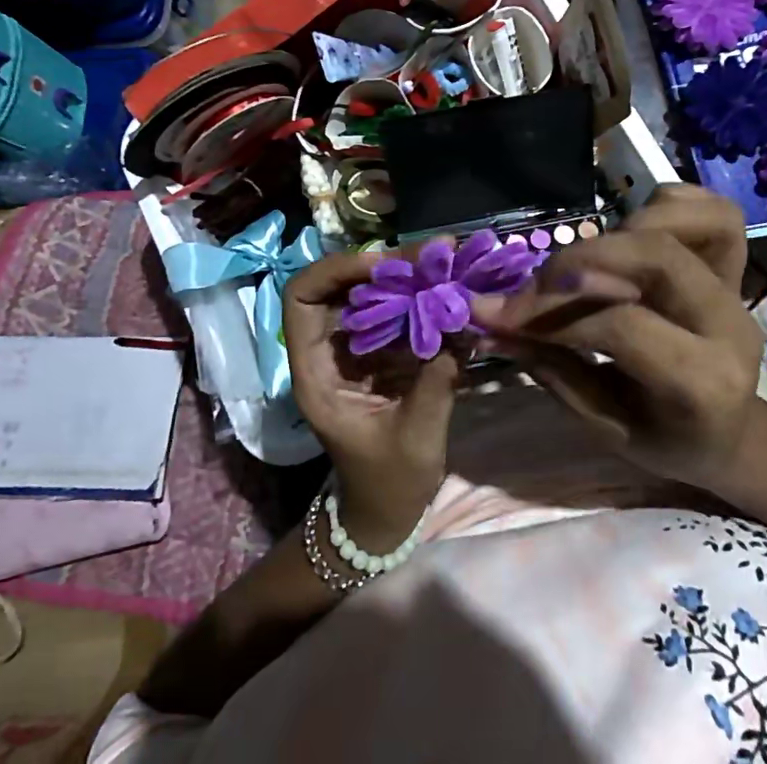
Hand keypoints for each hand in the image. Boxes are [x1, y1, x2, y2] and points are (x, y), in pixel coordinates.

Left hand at [284, 252, 456, 549]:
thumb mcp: (416, 435)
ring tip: (450, 266)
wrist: (386, 511)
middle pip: (344, 289)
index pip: (303, 299)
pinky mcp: (385, 359)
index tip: (387, 265)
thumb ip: (438, 380)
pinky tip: (454, 295)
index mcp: (317, 373)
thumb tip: (463, 325)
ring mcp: (359, 354)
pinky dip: (426, 303)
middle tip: (436, 254)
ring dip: (411, 280)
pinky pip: (400, 317)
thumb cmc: (389, 482)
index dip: (338, 271)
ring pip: (374, 298)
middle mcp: (332, 354)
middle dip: (387, 266)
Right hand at [474, 186, 765, 488]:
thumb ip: (552, 368)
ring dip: (620, 229)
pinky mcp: (740, 264)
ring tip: (586, 265)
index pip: (623, 325)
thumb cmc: (664, 440)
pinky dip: (662, 208)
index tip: (500, 317)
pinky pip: (709, 210)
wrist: (729, 433)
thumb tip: (489, 322)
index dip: (555, 314)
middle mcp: (729, 325)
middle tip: (536, 286)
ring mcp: (738, 288)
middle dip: (580, 260)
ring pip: (686, 221)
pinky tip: (627, 236)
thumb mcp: (605, 426)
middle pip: (656, 256)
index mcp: (703, 383)